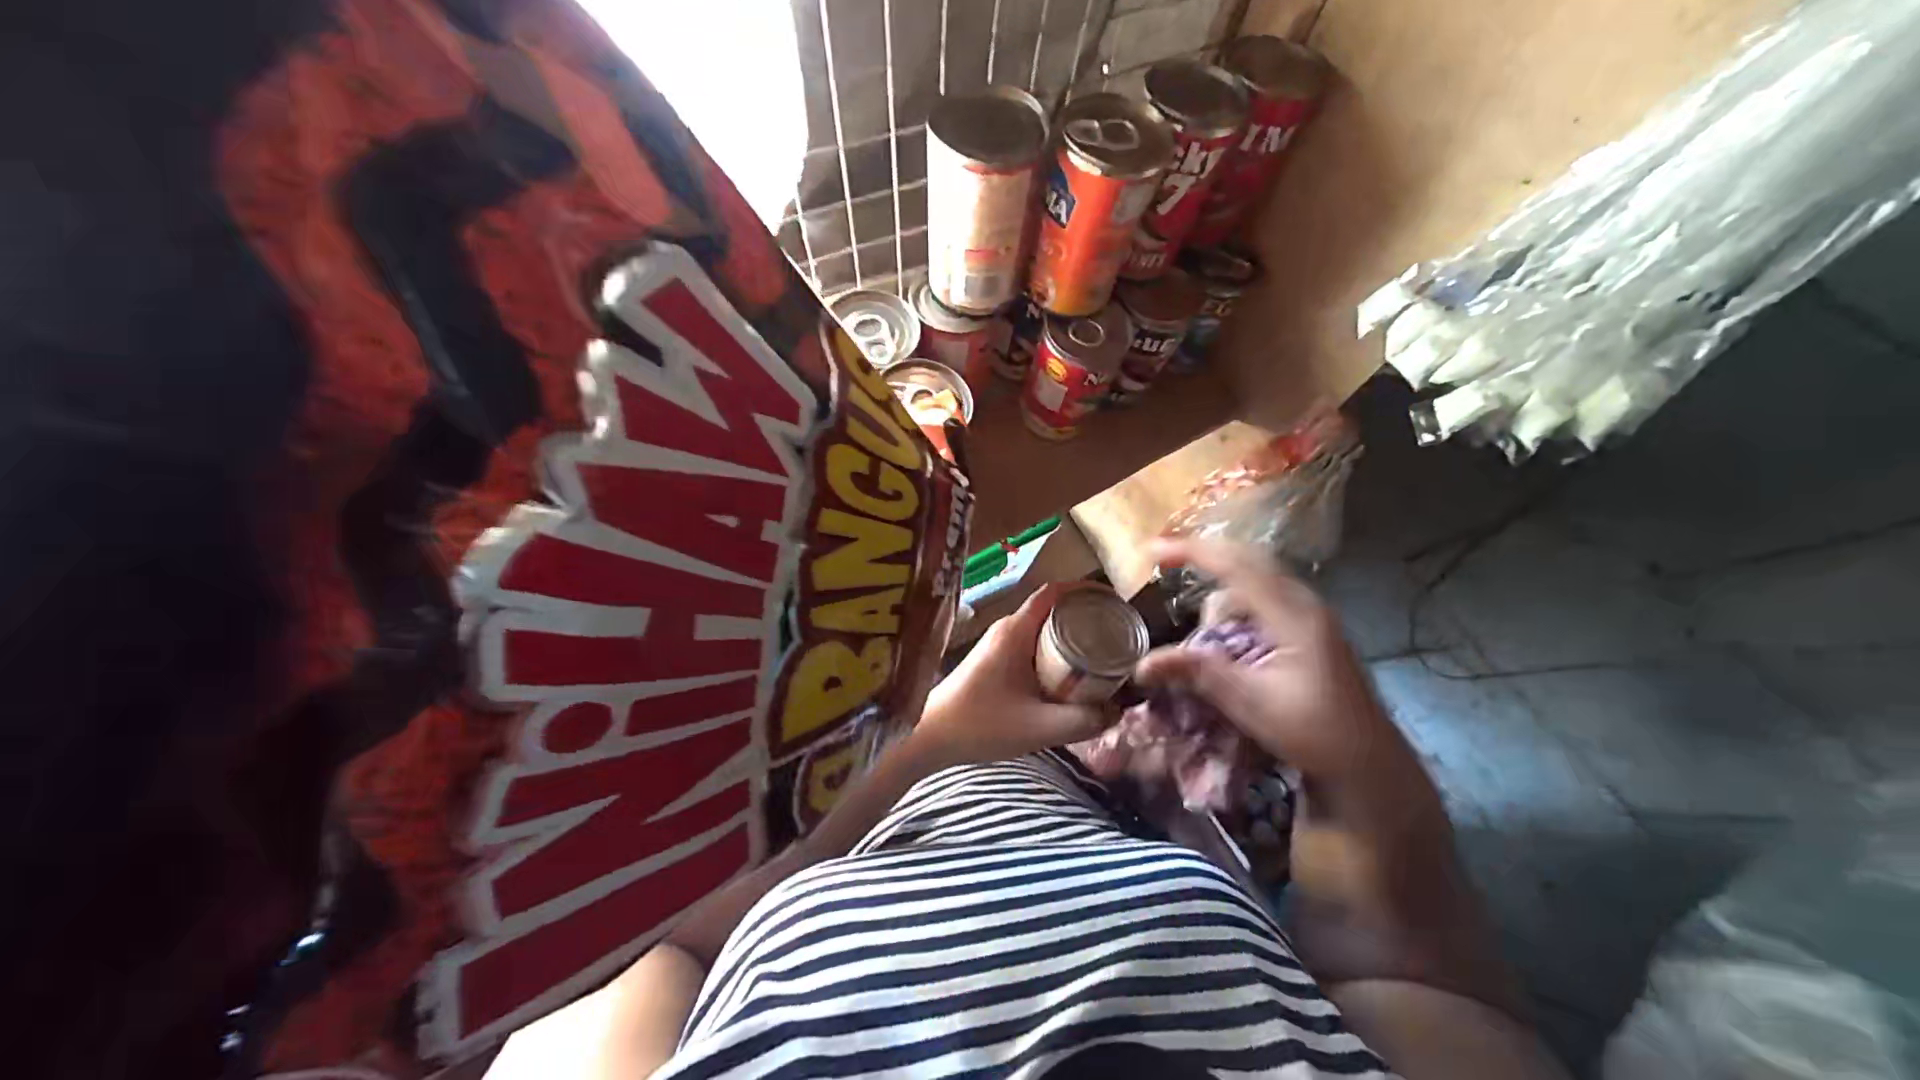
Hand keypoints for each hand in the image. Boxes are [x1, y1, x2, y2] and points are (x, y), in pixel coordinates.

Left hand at [914, 584, 1113, 766]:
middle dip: (1087, 616)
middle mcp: (1008, 629)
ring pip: (1044, 628)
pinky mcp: (996, 661)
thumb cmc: (979, 724)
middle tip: (1119, 633)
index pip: (1055, 591)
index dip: (1086, 589)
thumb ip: (1083, 721)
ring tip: (1104, 652)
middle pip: (1054, 608)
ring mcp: (1000, 644)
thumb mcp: (1039, 727)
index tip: (1115, 602)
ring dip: (1072, 636)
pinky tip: (1073, 674)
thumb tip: (1118, 711)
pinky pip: (1034, 645)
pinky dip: (1057, 651)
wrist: (929, 735)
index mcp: (1015, 630)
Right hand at [1132, 540, 1415, 793]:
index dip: (1190, 551)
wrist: (1371, 762)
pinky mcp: (1310, 628)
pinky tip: (1224, 636)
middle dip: (1202, 559)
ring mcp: (1310, 614)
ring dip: (1220, 592)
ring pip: (1253, 580)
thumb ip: (1199, 674)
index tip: (1151, 549)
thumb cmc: (1315, 733)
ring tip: (1201, 633)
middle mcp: (1304, 603)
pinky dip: (1235, 604)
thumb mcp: (1251, 704)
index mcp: (1293, 616)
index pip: (1236, 566)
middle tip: (1162, 564)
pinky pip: (1263, 597)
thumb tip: (1144, 664)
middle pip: (1245, 560)